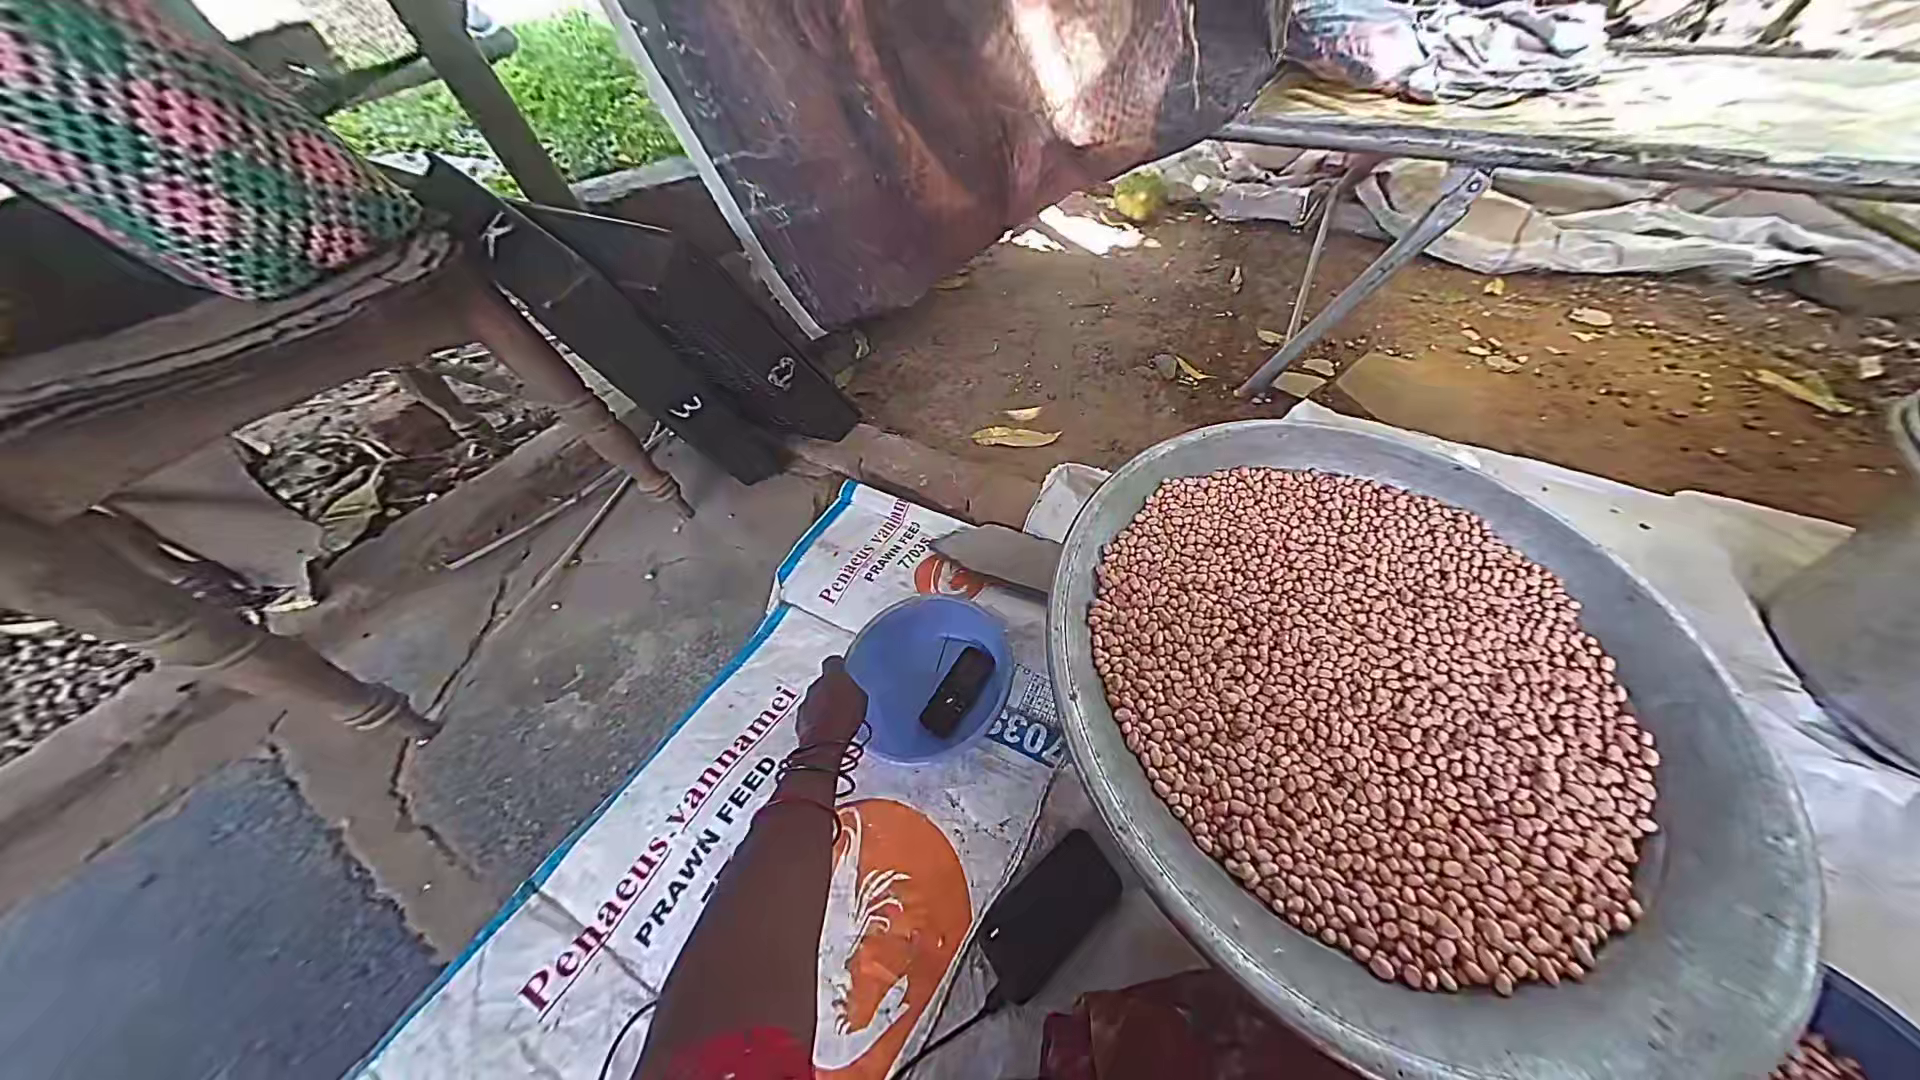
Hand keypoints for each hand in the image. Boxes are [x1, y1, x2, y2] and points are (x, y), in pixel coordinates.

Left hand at [796, 656, 866, 749]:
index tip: (847, 672)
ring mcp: (806, 703)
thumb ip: (854, 686)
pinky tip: (828, 727)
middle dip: (831, 688)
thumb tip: (853, 683)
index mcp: (832, 675)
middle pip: (823, 681)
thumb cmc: (845, 719)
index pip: (834, 662)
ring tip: (838, 716)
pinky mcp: (800, 720)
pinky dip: (817, 717)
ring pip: (815, 697)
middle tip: (845, 698)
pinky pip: (810, 714)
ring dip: (824, 703)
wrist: (824, 745)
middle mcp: (815, 685)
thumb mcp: (862, 698)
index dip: (840, 667)